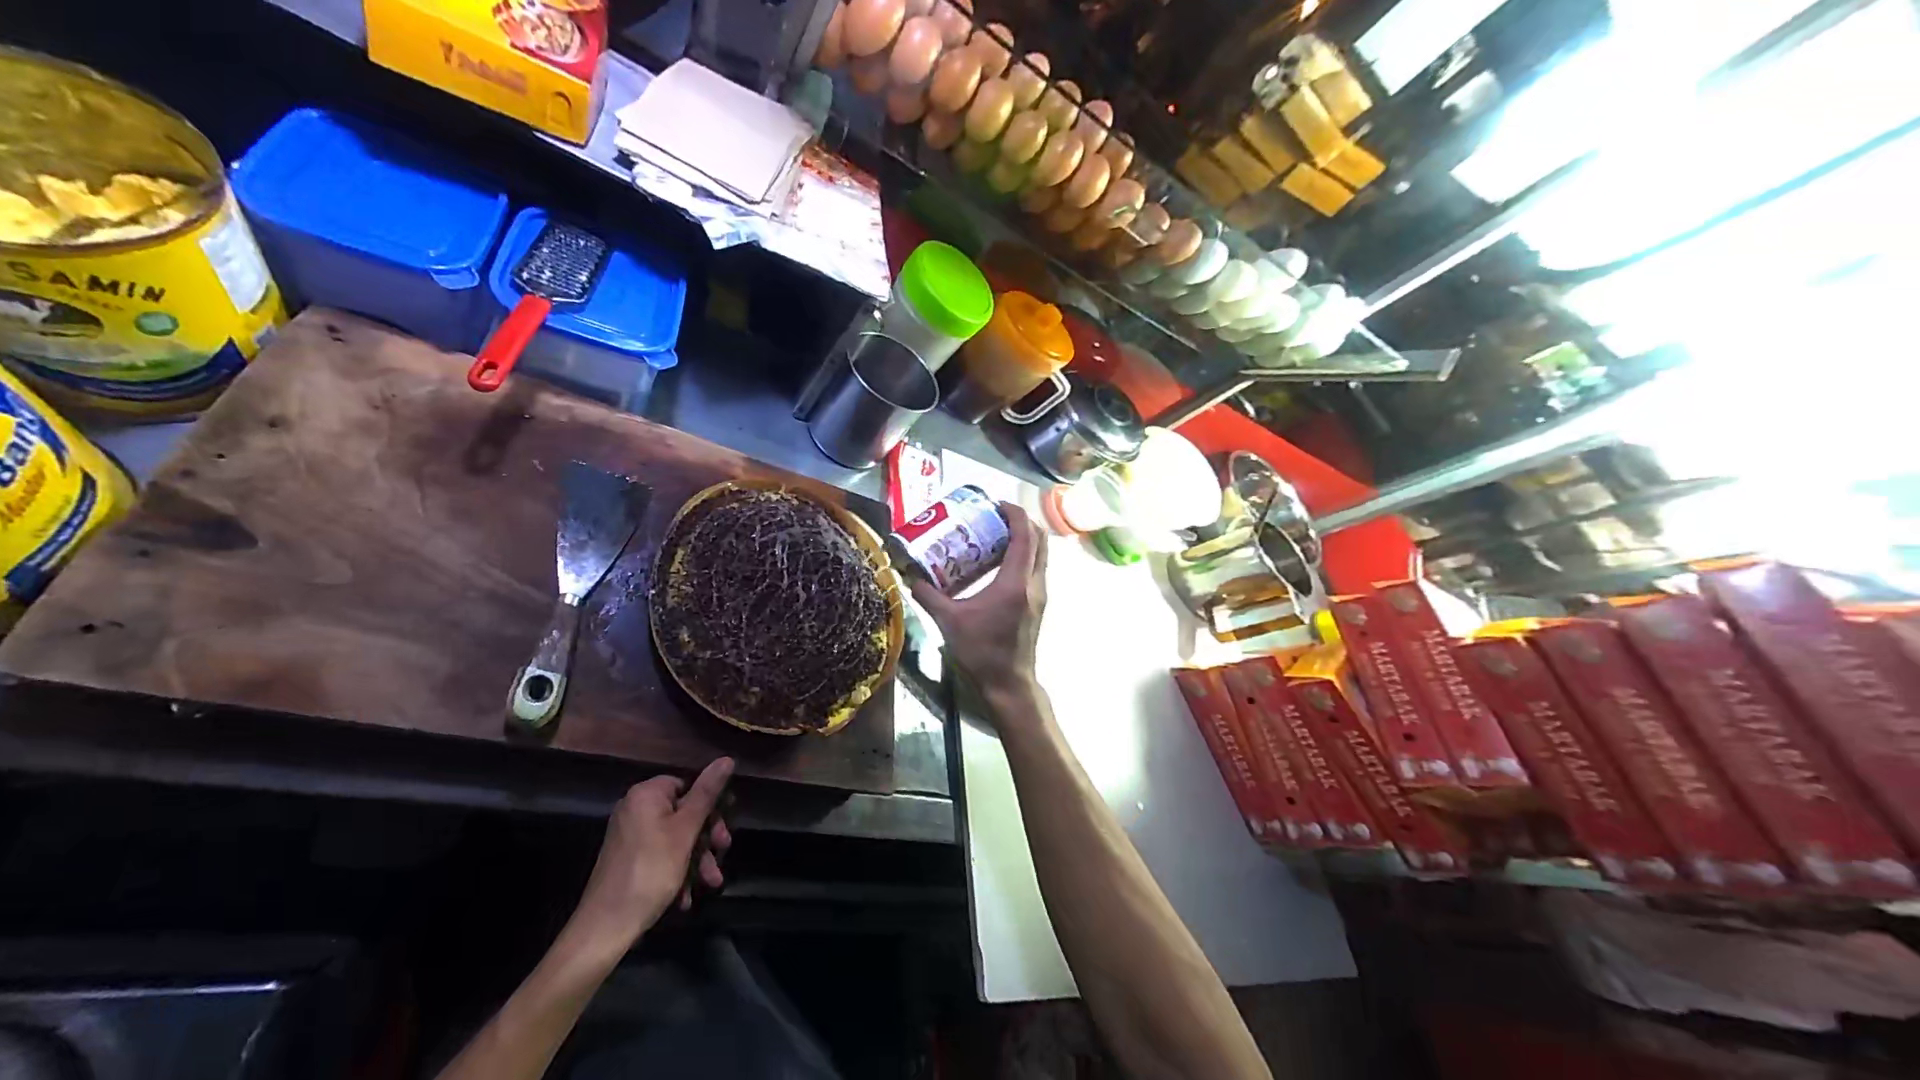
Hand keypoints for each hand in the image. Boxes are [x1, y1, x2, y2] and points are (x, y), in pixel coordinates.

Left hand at [565, 757, 733, 959]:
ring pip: (677, 839)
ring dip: (697, 860)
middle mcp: (635, 810)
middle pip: (684, 813)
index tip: (724, 827)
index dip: (710, 805)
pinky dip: (678, 872)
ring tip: (710, 883)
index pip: (687, 784)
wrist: (605, 927)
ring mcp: (631, 837)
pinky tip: (686, 896)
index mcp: (646, 795)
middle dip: (706, 838)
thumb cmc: (651, 870)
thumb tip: (726, 758)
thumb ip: (707, 793)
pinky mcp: (629, 860)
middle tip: (722, 852)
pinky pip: (662, 856)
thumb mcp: (686, 830)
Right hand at [909, 502, 1046, 701]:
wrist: (1008, 684)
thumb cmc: (981, 652)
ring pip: (1041, 553)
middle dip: (1020, 520)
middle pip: (1039, 538)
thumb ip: (929, 596)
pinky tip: (997, 563)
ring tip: (994, 535)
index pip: (1025, 535)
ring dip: (1023, 538)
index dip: (1014, 512)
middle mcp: (1034, 583)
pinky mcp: (1038, 603)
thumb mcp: (949, 621)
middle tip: (993, 516)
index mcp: (1015, 582)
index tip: (995, 503)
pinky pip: (1036, 568)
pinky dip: (1023, 556)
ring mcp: (1040, 594)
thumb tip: (910, 576)